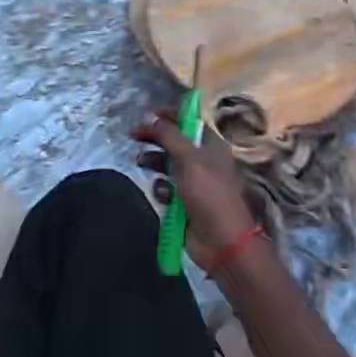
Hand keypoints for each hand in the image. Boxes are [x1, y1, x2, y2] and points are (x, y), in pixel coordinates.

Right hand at [133, 109, 259, 266]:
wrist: (221, 241)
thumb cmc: (209, 194)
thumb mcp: (189, 159)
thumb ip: (169, 135)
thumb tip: (149, 115)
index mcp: (211, 145)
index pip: (188, 121)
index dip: (168, 115)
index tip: (146, 115)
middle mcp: (203, 160)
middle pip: (174, 141)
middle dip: (155, 138)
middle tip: (134, 136)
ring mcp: (193, 182)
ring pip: (167, 164)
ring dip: (154, 162)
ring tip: (142, 163)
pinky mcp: (183, 202)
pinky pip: (166, 188)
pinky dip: (162, 189)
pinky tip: (162, 195)